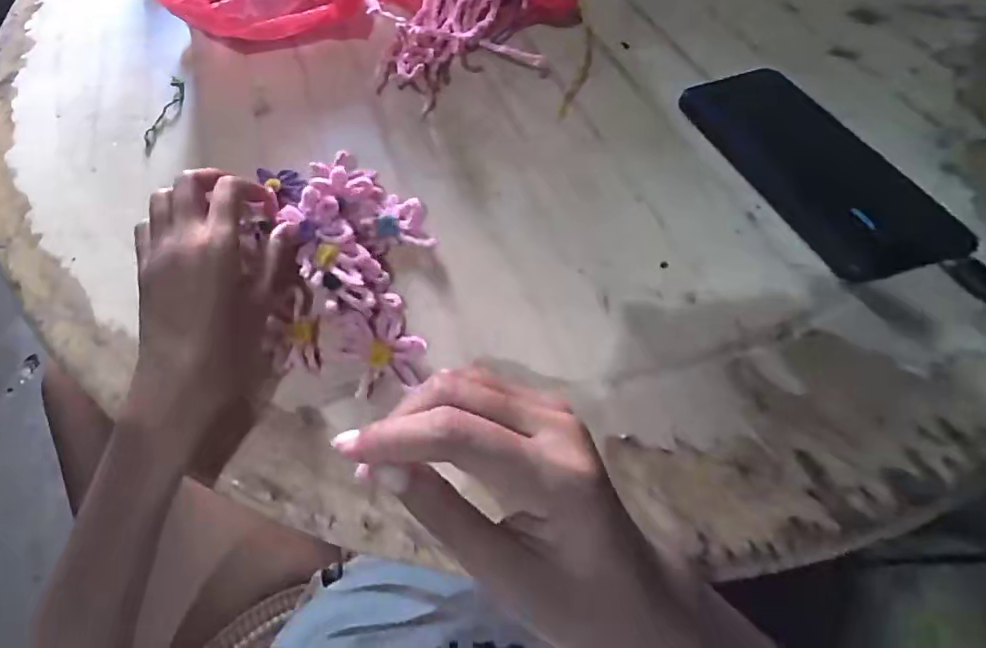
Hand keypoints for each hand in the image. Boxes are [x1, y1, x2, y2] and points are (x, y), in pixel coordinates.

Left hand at [125, 170, 297, 456]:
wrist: (178, 385)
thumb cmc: (230, 347)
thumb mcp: (263, 301)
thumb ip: (275, 257)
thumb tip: (286, 226)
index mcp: (217, 241)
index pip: (228, 188)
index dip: (249, 188)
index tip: (264, 206)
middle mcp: (183, 235)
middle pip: (188, 181)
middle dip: (213, 181)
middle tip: (233, 200)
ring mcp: (157, 250)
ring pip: (161, 198)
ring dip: (185, 197)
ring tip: (205, 216)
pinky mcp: (142, 267)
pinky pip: (146, 225)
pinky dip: (163, 220)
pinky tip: (181, 240)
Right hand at [331, 367, 769, 647]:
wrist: (641, 596)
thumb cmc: (575, 604)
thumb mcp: (503, 576)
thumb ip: (441, 514)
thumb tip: (381, 468)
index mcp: (556, 474)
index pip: (458, 433)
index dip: (395, 436)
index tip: (345, 450)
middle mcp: (557, 423)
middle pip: (459, 391)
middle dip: (401, 417)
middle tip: (364, 457)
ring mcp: (555, 407)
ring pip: (465, 380)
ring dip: (417, 406)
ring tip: (384, 448)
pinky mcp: (547, 406)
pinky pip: (480, 388)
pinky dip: (440, 404)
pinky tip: (420, 432)